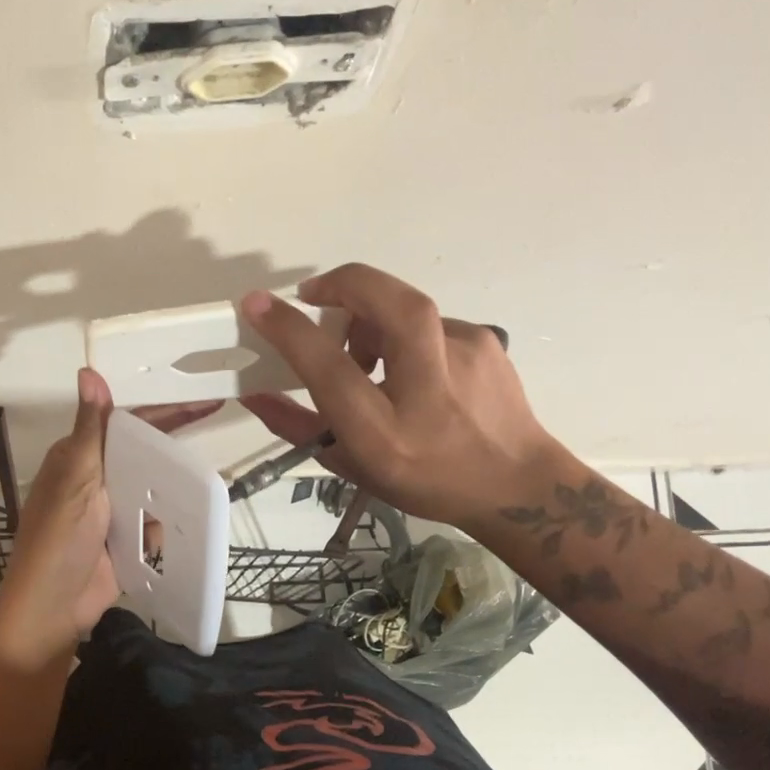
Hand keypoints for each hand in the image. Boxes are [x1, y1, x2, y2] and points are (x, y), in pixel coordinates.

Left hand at [0, 371, 220, 667]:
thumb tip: (87, 371)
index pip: (125, 424)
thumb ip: (90, 429)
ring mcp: (109, 512)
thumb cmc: (59, 538)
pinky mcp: (124, 541)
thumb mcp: (76, 479)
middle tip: (223, 422)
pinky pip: (154, 520)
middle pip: (142, 452)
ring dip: (178, 477)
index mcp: (77, 458)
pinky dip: (173, 514)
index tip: (203, 398)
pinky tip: (202, 507)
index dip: (163, 410)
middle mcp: (93, 480)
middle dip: (176, 440)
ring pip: (151, 484)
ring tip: (220, 464)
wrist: (54, 607)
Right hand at [238, 264, 562, 529]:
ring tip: (366, 356)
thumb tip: (252, 392)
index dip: (289, 331)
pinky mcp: (485, 339)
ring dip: (371, 317)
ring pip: (405, 309)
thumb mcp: (349, 464)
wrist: (517, 484)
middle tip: (314, 296)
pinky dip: (403, 335)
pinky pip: (427, 323)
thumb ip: (296, 425)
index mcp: (384, 432)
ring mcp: (465, 355)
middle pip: (391, 306)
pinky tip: (409, 368)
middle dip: (344, 285)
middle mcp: (428, 388)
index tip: (257, 305)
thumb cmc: (421, 480)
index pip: (330, 368)